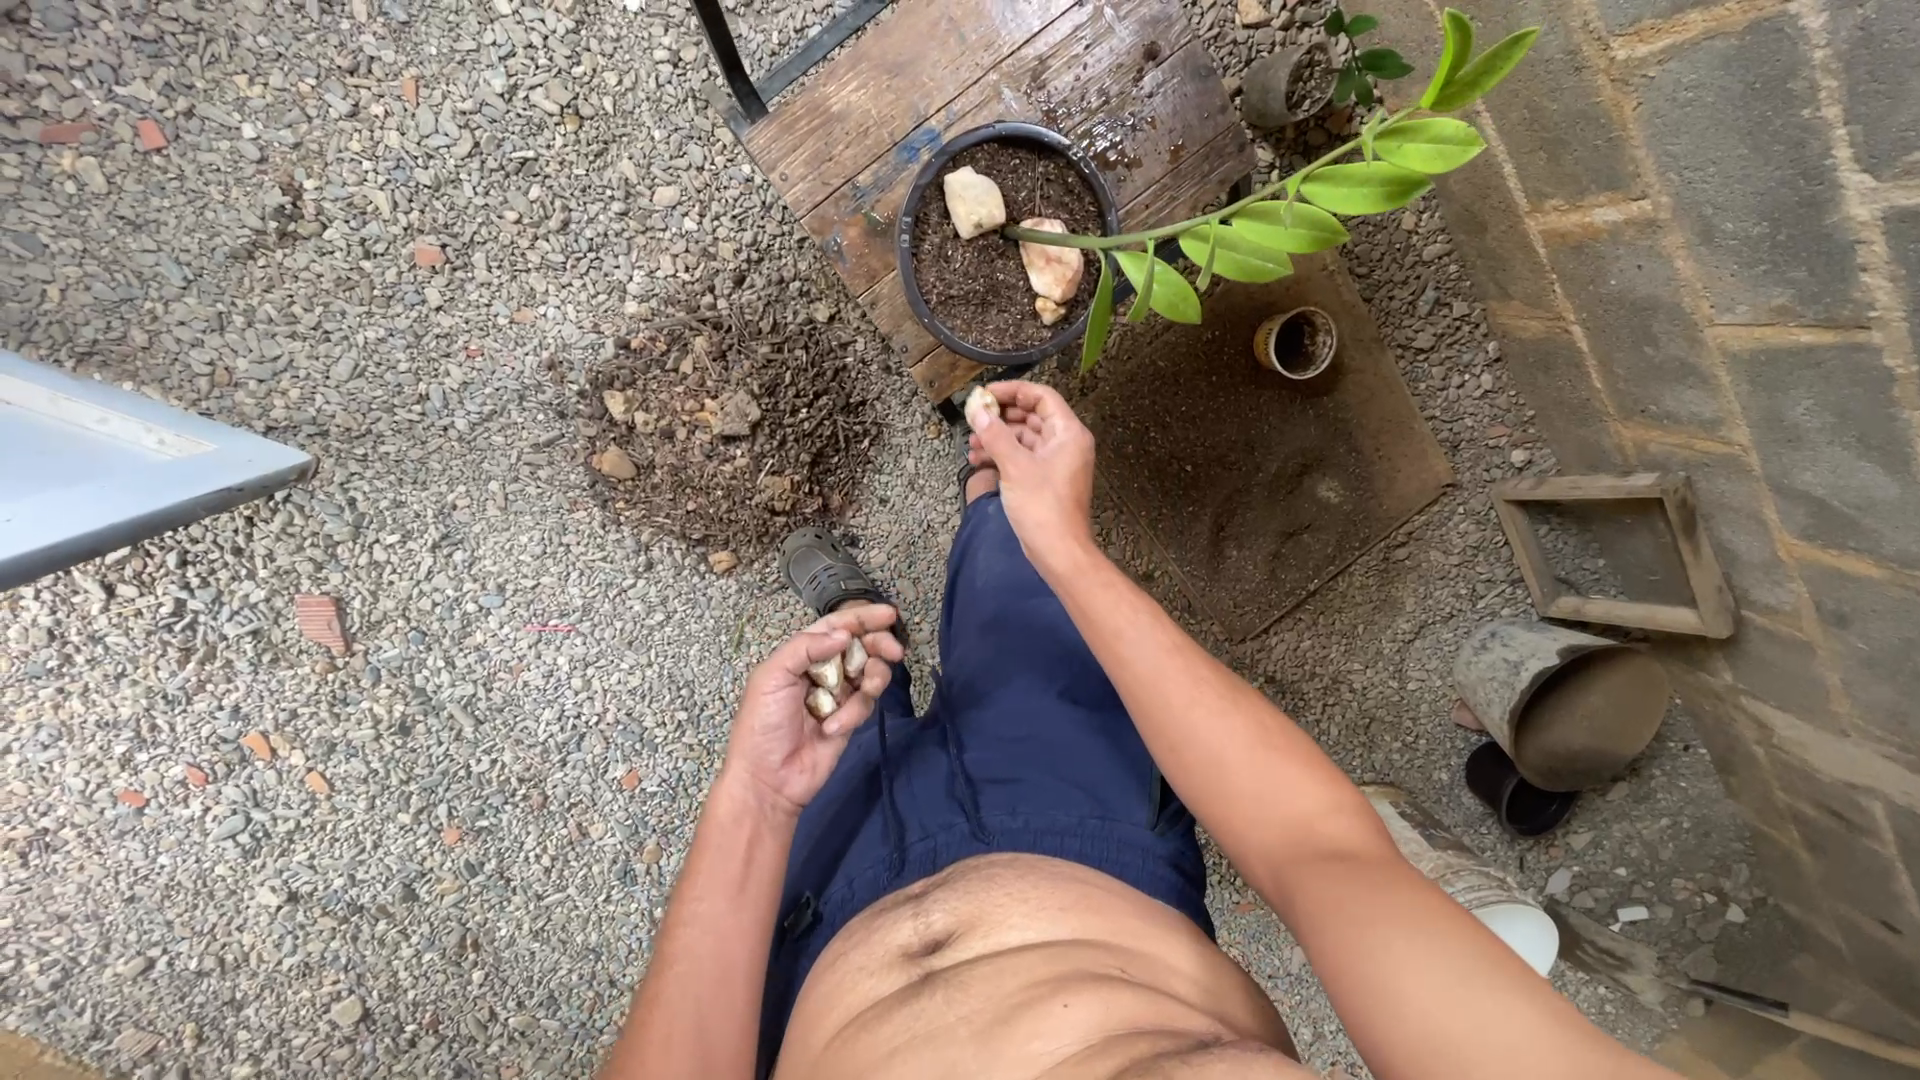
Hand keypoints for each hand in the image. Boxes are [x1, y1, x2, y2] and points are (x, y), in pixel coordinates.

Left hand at [720, 604, 905, 818]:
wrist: (768, 780)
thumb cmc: (762, 724)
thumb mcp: (772, 677)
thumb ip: (805, 648)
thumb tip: (844, 635)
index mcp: (800, 654)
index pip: (835, 626)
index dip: (862, 618)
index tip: (889, 615)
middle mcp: (822, 669)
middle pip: (860, 645)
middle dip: (879, 644)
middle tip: (894, 651)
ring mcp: (838, 694)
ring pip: (870, 672)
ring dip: (873, 678)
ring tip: (865, 690)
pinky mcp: (849, 718)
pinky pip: (865, 703)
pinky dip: (854, 712)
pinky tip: (833, 727)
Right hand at [966, 380, 1097, 578]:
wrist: (1057, 551)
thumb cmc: (1043, 507)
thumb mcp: (1014, 466)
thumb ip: (994, 434)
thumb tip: (977, 410)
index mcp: (1068, 433)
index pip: (1041, 397)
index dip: (1013, 391)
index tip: (985, 393)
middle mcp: (1066, 444)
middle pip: (1031, 416)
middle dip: (1000, 417)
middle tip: (974, 418)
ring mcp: (1056, 463)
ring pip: (1024, 438)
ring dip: (997, 438)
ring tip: (972, 444)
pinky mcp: (1045, 480)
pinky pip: (1022, 458)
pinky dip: (1002, 456)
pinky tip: (979, 461)